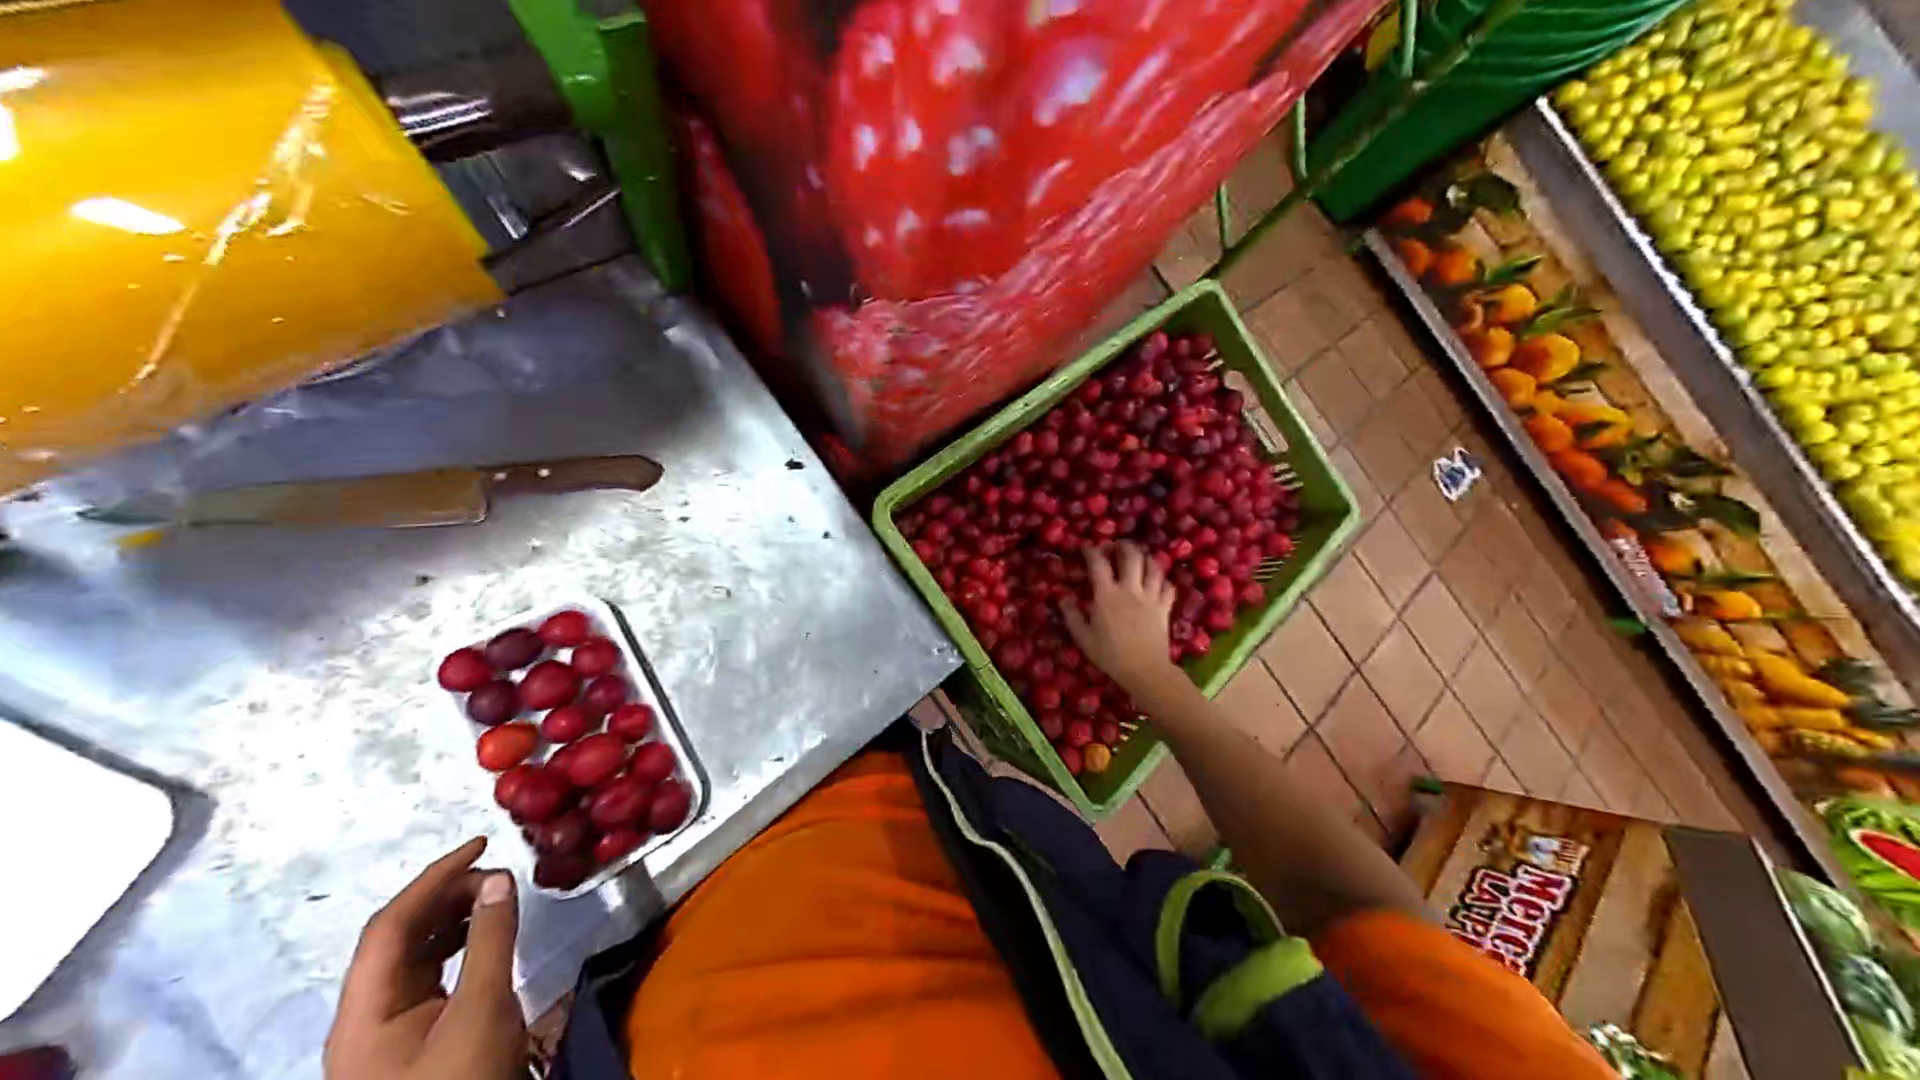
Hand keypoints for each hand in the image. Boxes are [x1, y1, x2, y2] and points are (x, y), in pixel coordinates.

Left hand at [324, 838, 526, 1079]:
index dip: (434, 877)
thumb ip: (490, 940)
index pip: (389, 925)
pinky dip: (459, 944)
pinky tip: (486, 935)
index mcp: (364, 1013)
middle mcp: (366, 1016)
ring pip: (416, 956)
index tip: (481, 842)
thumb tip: (498, 878)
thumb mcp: (482, 1010)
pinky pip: (432, 975)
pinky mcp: (415, 1038)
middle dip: (448, 896)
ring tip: (497, 897)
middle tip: (499, 876)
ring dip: (454, 918)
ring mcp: (389, 1031)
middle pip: (398, 938)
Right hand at [1061, 542, 1181, 699]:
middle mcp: (1130, 589)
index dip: (1092, 550)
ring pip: (1153, 566)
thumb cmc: (1110, 655)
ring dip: (1145, 558)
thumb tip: (1062, 596)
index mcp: (1106, 595)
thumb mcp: (1083, 637)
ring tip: (1139, 559)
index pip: (1098, 563)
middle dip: (1123, 546)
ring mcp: (1151, 596)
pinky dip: (1162, 580)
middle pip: (1131, 556)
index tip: (1087, 547)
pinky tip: (1157, 582)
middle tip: (1117, 547)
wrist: (1144, 670)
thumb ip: (1072, 614)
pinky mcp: (1165, 607)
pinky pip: (1168, 586)